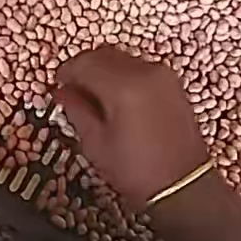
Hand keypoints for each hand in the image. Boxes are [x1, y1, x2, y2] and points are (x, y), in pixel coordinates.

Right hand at [55, 46, 211, 209]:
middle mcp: (145, 73)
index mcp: (124, 87)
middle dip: (84, 67)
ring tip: (93, 98)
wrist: (182, 186)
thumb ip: (76, 111)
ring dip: (103, 70)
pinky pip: (139, 68)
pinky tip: (116, 100)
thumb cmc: (137, 171)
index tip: (58, 84)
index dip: (66, 72)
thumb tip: (61, 92)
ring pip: (122, 58)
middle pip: (104, 54)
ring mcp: (163, 76)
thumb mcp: (96, 144)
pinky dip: (123, 75)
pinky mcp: (173, 84)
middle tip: (71, 89)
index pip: (84, 63)